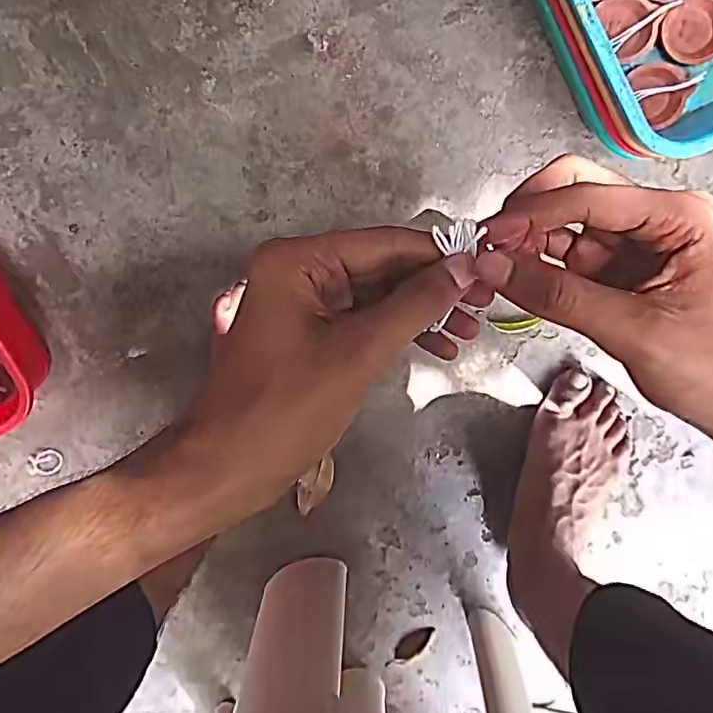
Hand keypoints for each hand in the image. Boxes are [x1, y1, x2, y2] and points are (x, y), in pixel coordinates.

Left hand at [162, 228, 482, 523]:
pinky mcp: (306, 329)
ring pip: (374, 293)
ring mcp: (299, 299)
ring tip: (467, 329)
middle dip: (432, 286)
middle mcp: (295, 269)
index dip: (437, 256)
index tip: (484, 269)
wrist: (227, 468)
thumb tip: (464, 267)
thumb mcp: (360, 352)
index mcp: (297, 260)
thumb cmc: (285, 410)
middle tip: (482, 302)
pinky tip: (435, 344)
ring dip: (420, 310)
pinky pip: (360, 317)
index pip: (383, 244)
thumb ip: (416, 303)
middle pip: (380, 266)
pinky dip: (396, 329)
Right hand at [472, 156, 712, 434]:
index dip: (538, 212)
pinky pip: (561, 250)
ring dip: (526, 236)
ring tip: (495, 259)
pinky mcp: (612, 265)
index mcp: (683, 218)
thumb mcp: (634, 332)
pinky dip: (533, 259)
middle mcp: (657, 219)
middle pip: (576, 189)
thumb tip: (496, 266)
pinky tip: (513, 271)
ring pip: (562, 218)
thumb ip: (559, 296)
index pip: (594, 196)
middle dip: (530, 211)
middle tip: (493, 238)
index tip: (496, 233)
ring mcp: (632, 241)